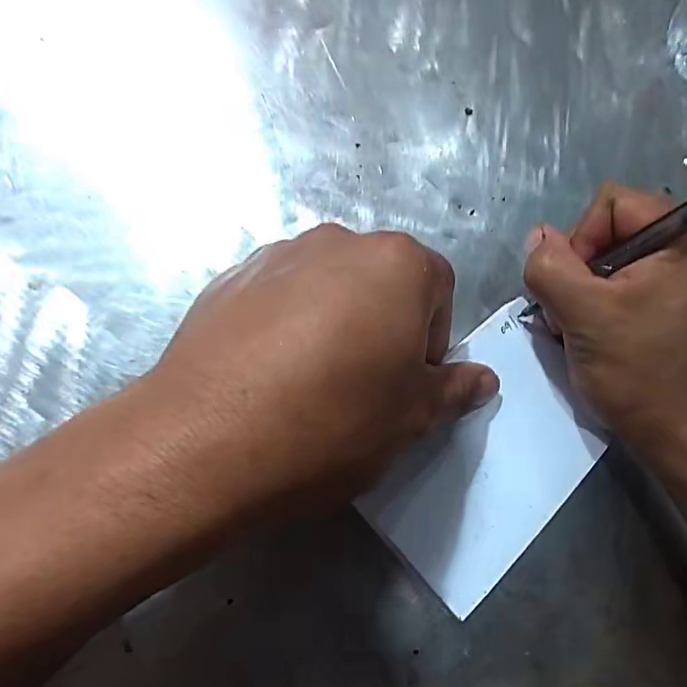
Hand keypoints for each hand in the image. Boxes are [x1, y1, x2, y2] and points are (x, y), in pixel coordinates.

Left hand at [136, 225, 497, 517]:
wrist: (203, 444)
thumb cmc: (335, 421)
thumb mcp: (414, 416)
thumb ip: (456, 388)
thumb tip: (484, 379)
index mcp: (399, 264)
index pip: (441, 288)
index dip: (433, 338)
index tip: (409, 381)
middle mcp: (341, 242)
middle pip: (386, 280)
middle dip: (388, 323)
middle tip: (368, 382)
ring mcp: (278, 255)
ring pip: (333, 286)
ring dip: (339, 321)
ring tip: (314, 380)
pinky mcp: (227, 279)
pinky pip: (282, 296)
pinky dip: (289, 324)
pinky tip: (272, 375)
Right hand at [523, 183, 686, 460]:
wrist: (677, 434)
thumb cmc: (639, 372)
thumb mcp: (583, 313)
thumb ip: (550, 265)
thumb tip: (538, 237)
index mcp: (685, 235)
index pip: (611, 202)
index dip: (581, 239)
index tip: (579, 289)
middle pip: (609, 231)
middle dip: (579, 271)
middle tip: (573, 316)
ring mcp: (679, 279)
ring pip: (608, 262)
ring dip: (583, 294)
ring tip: (579, 332)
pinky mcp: (668, 305)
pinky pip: (620, 287)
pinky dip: (597, 308)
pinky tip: (589, 338)